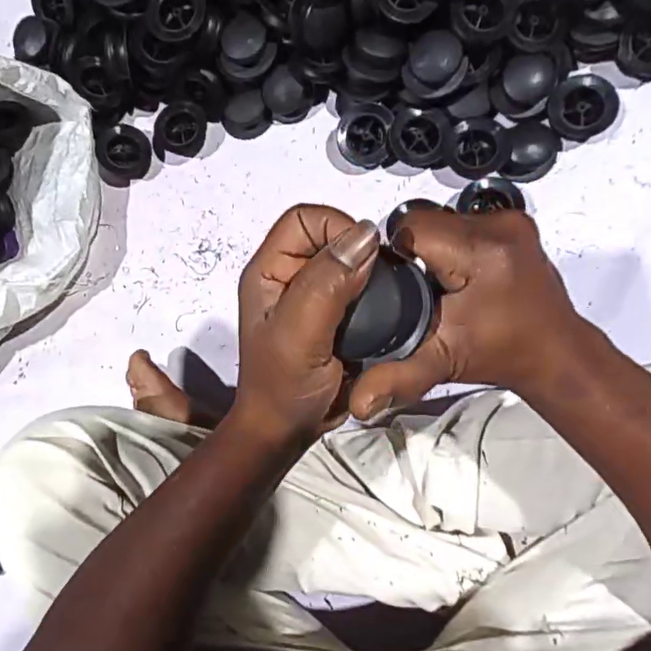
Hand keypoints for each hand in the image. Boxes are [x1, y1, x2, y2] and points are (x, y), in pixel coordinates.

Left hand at [227, 205, 381, 446]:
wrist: (288, 431)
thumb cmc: (282, 388)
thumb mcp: (298, 334)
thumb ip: (326, 284)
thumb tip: (365, 236)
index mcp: (269, 271)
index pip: (305, 219)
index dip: (337, 228)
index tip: (364, 261)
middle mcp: (289, 277)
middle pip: (331, 236)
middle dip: (358, 253)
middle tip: (374, 287)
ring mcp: (313, 296)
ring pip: (350, 262)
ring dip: (370, 276)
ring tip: (379, 302)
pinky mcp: (335, 316)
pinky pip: (362, 289)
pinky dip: (376, 295)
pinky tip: (381, 312)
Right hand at [350, 206, 591, 418]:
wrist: (553, 353)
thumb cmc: (508, 352)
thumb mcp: (442, 363)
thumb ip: (396, 377)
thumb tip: (360, 401)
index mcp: (483, 253)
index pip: (412, 226)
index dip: (398, 255)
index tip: (407, 283)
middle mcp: (501, 228)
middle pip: (426, 218)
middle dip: (416, 252)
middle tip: (428, 290)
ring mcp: (511, 223)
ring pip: (445, 217)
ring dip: (436, 246)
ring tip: (444, 283)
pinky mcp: (515, 225)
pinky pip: (466, 222)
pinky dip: (456, 245)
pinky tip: (461, 274)